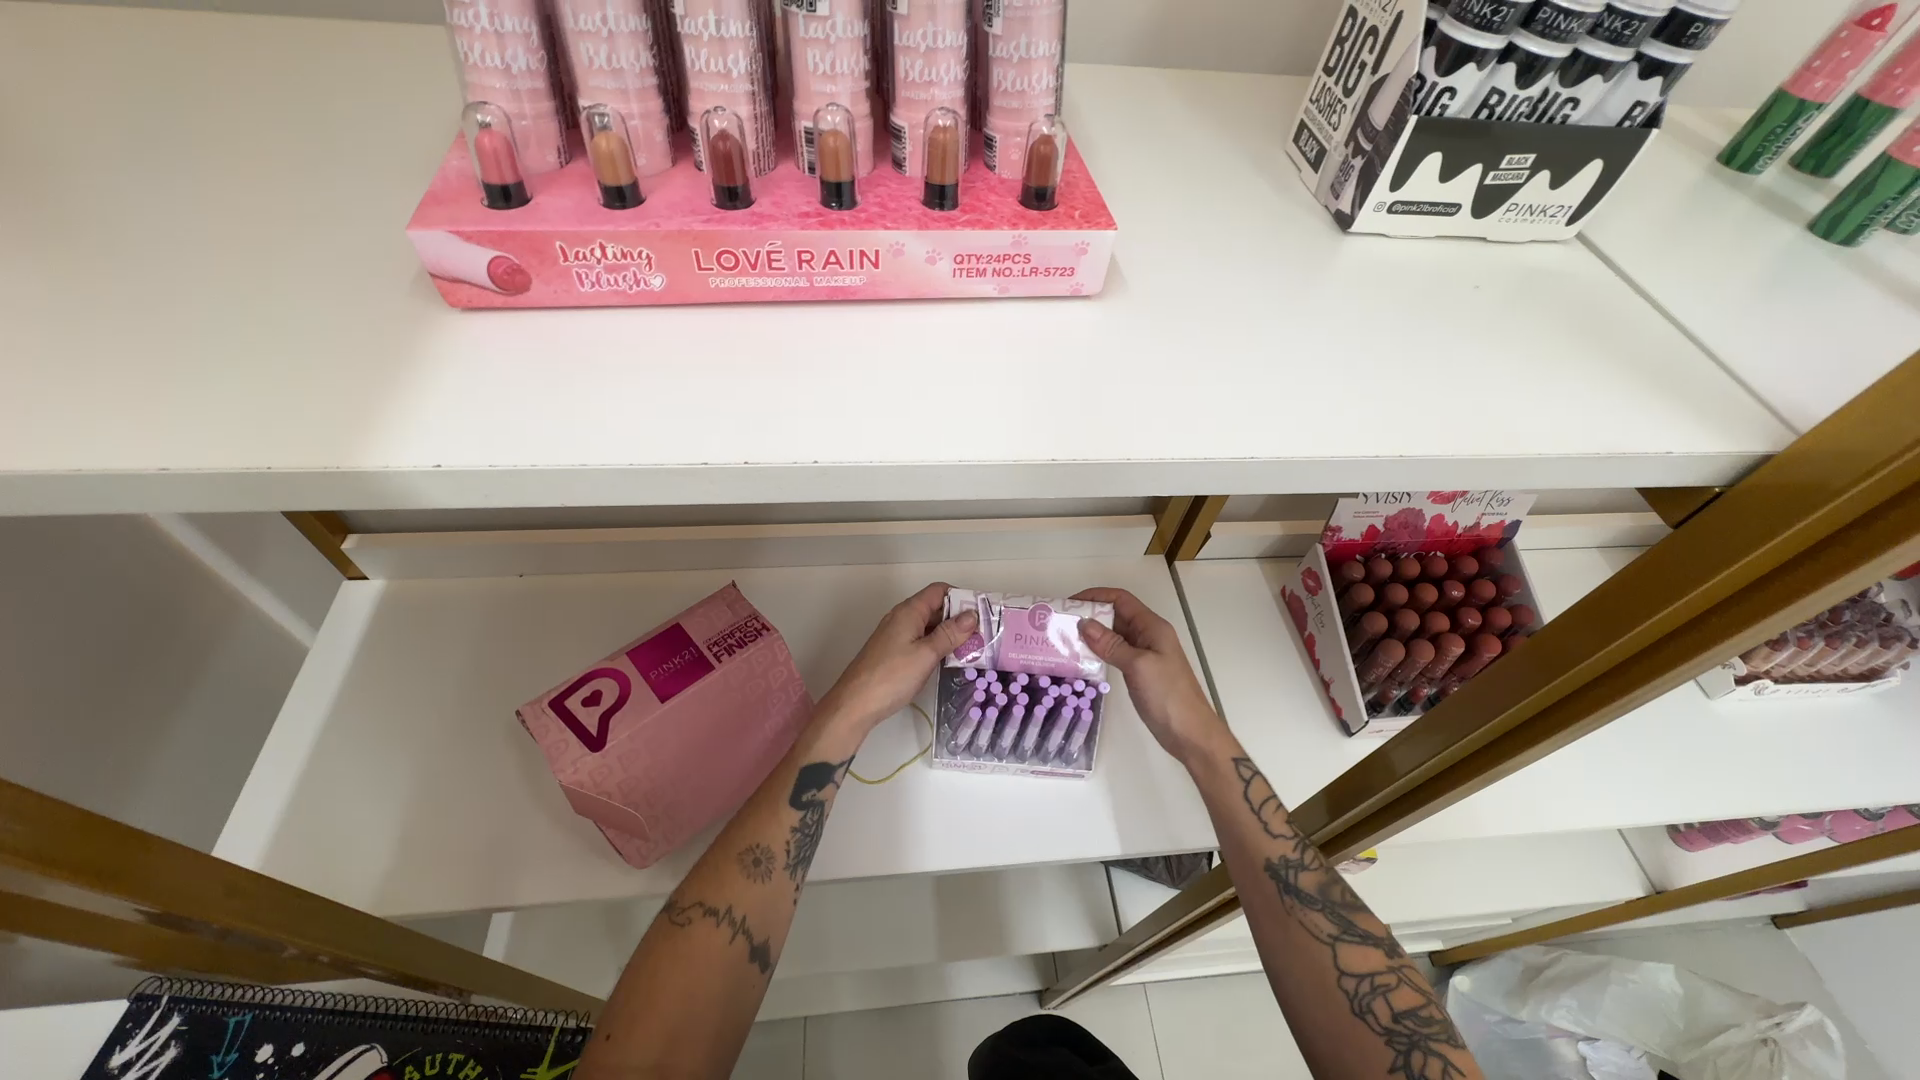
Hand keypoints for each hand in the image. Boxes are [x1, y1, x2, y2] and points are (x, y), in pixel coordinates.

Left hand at [817, 582, 978, 733]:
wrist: (855, 704)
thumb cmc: (891, 676)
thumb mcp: (926, 654)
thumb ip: (950, 634)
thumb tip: (972, 615)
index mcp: (909, 612)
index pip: (939, 591)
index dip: (961, 597)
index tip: (982, 612)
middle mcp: (902, 618)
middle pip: (935, 608)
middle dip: (960, 617)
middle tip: (984, 633)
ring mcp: (897, 636)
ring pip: (930, 626)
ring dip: (950, 634)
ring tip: (975, 648)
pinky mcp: (895, 652)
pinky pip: (922, 641)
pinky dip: (938, 646)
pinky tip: (952, 660)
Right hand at [1072, 588, 1227, 766]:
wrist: (1190, 733)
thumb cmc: (1168, 695)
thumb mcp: (1138, 665)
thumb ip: (1111, 644)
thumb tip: (1083, 624)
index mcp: (1152, 627)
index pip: (1120, 599)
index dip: (1095, 596)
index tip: (1068, 604)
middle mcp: (1147, 636)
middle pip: (1115, 615)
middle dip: (1089, 615)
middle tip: (1060, 624)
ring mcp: (1143, 655)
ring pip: (1113, 635)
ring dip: (1091, 635)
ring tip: (1064, 641)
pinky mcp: (1138, 672)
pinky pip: (1115, 654)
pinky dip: (1098, 653)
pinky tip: (1080, 660)